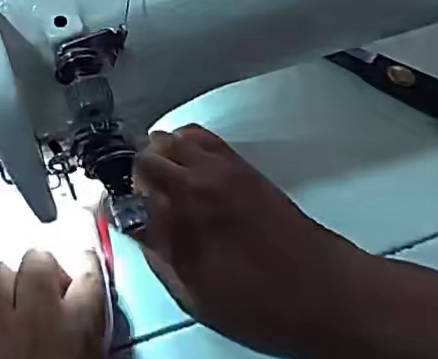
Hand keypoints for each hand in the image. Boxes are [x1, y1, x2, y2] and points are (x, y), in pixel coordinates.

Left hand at [0, 249, 107, 358]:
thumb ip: (91, 349)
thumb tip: (91, 332)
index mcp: (76, 328)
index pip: (89, 277)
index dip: (89, 267)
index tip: (86, 267)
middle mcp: (35, 314)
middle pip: (38, 260)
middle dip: (44, 272)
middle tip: (49, 295)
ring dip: (9, 285)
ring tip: (15, 307)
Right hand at [135, 125, 382, 355]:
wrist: (326, 292)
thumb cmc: (261, 304)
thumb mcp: (197, 296)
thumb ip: (157, 255)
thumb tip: (130, 228)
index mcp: (180, 219)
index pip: (124, 195)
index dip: (112, 202)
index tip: (113, 210)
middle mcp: (192, 183)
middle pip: (139, 159)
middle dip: (131, 177)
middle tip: (137, 197)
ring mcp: (214, 166)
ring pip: (163, 139)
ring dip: (153, 156)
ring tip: (159, 178)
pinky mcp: (234, 160)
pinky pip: (194, 133)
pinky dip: (180, 140)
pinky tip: (184, 161)